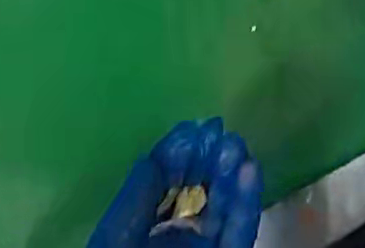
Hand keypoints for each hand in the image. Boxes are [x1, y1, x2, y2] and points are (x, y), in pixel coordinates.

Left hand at [88, 118, 262, 247]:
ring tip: (234, 144)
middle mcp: (173, 245)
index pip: (163, 190)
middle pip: (197, 194)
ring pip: (223, 207)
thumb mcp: (114, 241)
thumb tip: (164, 148)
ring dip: (231, 172)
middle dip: (209, 160)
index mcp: (137, 240)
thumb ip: (137, 199)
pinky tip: (250, 167)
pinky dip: (248, 198)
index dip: (177, 158)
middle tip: (219, 131)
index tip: (193, 128)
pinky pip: (239, 229)